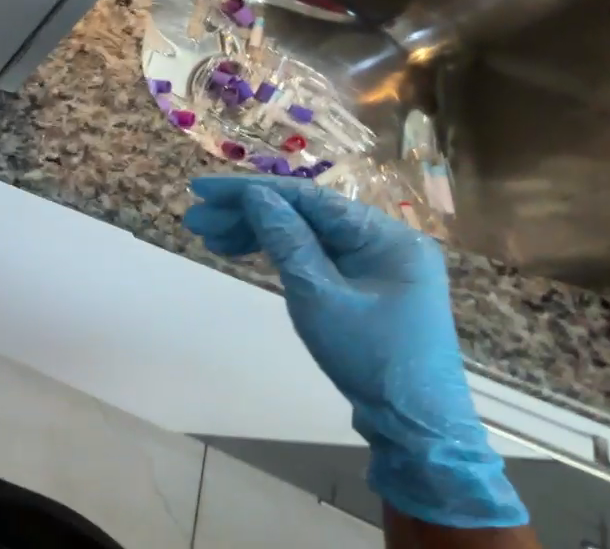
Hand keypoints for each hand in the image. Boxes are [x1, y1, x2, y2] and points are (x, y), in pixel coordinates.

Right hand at [185, 176, 527, 529]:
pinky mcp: (363, 282)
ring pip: (302, 231)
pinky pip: (311, 252)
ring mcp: (375, 262)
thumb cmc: (369, 353)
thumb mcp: (317, 292)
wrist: (414, 421)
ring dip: (253, 231)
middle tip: (196, 220)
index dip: (249, 189)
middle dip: (246, 213)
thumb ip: (285, 237)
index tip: (200, 189)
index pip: (307, 197)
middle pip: (303, 212)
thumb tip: (253, 194)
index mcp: (386, 236)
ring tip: (208, 238)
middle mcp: (384, 240)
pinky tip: (238, 251)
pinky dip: (273, 251)